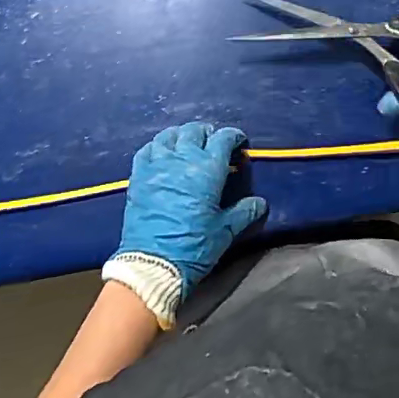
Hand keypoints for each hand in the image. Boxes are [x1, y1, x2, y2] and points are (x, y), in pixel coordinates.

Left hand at [115, 122, 266, 289]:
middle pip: (195, 130)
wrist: (152, 267)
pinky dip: (157, 147)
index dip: (235, 138)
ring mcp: (157, 166)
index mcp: (209, 168)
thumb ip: (245, 211)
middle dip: (208, 134)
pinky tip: (162, 156)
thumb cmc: (194, 246)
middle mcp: (183, 159)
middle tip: (214, 145)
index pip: (224, 137)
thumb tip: (260, 202)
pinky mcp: (138, 177)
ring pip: (169, 135)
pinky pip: (147, 151)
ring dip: (182, 136)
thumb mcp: (226, 230)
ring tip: (187, 146)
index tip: (239, 146)